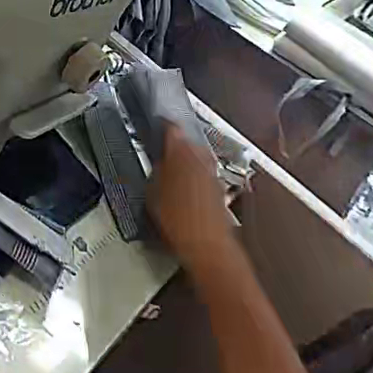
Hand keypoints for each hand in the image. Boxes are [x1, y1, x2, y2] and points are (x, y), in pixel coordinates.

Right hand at [150, 124, 236, 256]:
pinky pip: (204, 172)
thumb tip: (157, 163)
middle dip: (176, 142)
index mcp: (181, 151)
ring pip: (198, 156)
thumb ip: (155, 169)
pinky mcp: (220, 189)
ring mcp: (212, 174)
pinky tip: (185, 187)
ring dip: (187, 157)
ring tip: (172, 167)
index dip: (161, 124)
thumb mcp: (152, 190)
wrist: (208, 248)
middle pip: (187, 140)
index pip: (171, 127)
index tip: (155, 124)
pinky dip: (195, 174)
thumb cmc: (178, 220)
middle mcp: (201, 158)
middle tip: (161, 147)